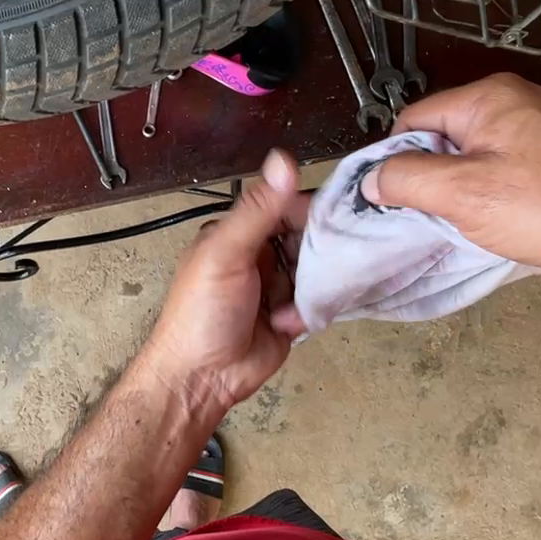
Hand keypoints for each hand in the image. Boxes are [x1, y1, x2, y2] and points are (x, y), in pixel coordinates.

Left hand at [136, 150, 308, 416]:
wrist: (201, 379)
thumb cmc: (201, 314)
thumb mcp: (225, 255)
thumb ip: (257, 211)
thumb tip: (282, 160)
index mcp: (239, 233)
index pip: (286, 206)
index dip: (311, 210)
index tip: (339, 216)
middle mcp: (260, 255)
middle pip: (309, 238)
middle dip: (322, 250)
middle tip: (333, 261)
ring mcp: (277, 286)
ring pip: (319, 270)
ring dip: (317, 284)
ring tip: (300, 296)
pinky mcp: (291, 316)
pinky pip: (318, 302)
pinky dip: (311, 311)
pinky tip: (289, 322)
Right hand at [361, 74, 540, 278]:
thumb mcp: (463, 195)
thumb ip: (406, 180)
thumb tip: (371, 178)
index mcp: (487, 97)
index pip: (412, 120)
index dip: (395, 161)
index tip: (396, 201)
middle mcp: (515, 98)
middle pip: (443, 135)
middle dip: (431, 175)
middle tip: (438, 215)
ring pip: (473, 153)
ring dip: (461, 186)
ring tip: (473, 219)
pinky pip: (504, 163)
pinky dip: (492, 189)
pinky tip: (505, 215)